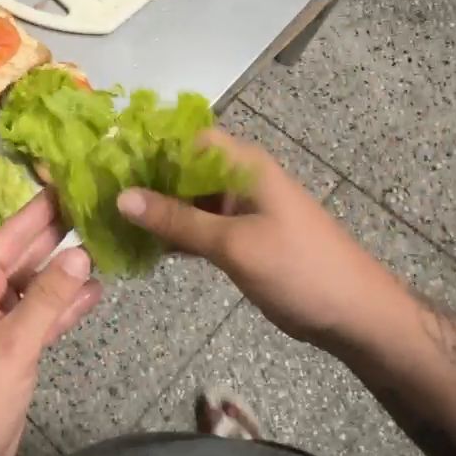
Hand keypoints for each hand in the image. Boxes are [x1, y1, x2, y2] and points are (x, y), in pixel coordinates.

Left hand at [0, 192, 101, 455]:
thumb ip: (48, 298)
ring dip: (63, 271)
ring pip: (33, 286)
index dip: (38, 210)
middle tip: (95, 208)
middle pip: (21, 256)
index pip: (8, 236)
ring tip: (103, 245)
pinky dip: (62, 306)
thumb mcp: (15, 343)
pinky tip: (92, 291)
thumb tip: (80, 252)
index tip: (67, 183)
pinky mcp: (9, 348)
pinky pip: (38, 316)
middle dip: (55, 236)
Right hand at [115, 129, 405, 348]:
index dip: (147, 146)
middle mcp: (237, 178)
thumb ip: (176, 221)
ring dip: (153, 210)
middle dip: (142, 180)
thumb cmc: (300, 269)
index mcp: (243, 164)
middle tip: (97, 194)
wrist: (357, 317)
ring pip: (184, 199)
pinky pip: (195, 226)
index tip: (107, 161)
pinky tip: (138, 245)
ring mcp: (238, 209)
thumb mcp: (233, 244)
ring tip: (108, 219)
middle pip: (180, 168)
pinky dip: (170, 234)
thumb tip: (121, 197)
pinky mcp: (238, 237)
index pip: (185, 138)